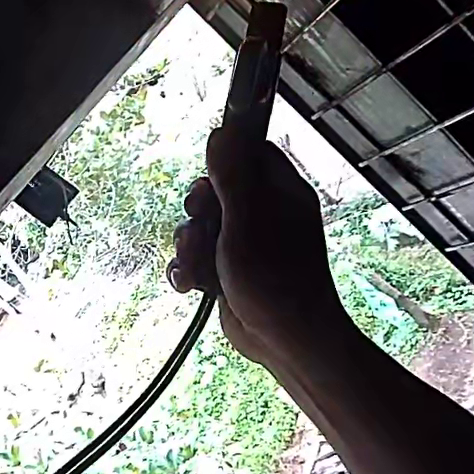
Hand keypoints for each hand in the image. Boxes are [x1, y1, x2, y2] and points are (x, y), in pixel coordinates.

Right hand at [167, 127, 350, 369]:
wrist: (285, 341)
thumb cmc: (275, 279)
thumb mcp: (248, 221)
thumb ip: (233, 177)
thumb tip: (222, 132)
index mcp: (280, 193)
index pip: (250, 154)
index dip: (225, 160)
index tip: (210, 180)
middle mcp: (263, 214)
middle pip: (215, 191)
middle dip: (197, 211)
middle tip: (201, 224)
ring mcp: (244, 244)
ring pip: (200, 227)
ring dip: (189, 246)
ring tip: (197, 265)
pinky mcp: (227, 271)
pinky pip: (197, 258)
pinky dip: (189, 269)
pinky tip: (191, 283)